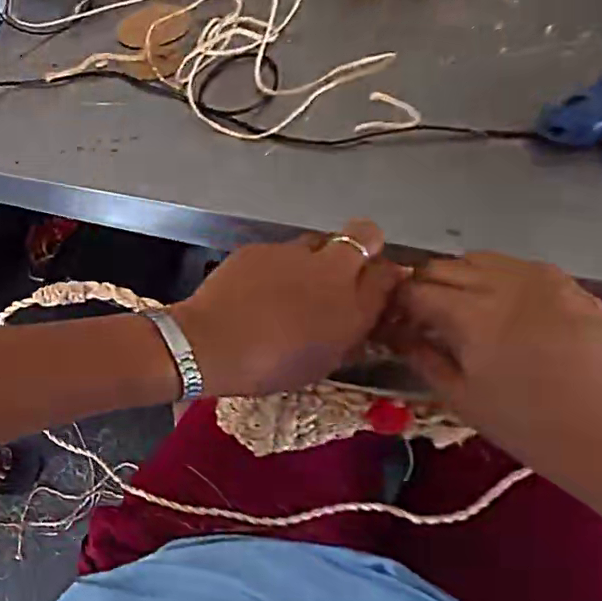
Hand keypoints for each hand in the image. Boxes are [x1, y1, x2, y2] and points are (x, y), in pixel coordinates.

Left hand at [169, 219, 398, 397]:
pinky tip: (257, 285)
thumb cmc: (269, 366)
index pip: (389, 274)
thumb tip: (357, 319)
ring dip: (313, 256)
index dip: (383, 275)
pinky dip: (275, 263)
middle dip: (361, 243)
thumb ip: (348, 333)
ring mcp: (293, 254)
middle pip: (364, 235)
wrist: (212, 343)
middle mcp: (330, 271)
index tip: (372, 284)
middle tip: (341, 266)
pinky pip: (278, 250)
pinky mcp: (259, 247)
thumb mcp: (323, 362)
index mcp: (354, 307)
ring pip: (317, 241)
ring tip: (290, 282)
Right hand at [382, 253, 601, 467]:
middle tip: (422, 323)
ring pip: (480, 260)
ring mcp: (546, 283)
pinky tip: (505, 314)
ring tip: (463, 314)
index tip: (391, 327)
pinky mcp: (577, 290)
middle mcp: (505, 284)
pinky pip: (520, 269)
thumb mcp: (465, 401)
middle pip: (442, 267)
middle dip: (423, 289)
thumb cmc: (543, 433)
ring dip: (459, 279)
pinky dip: (498, 280)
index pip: (412, 289)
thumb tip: (397, 333)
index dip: (394, 306)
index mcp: (472, 313)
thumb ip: (423, 358)